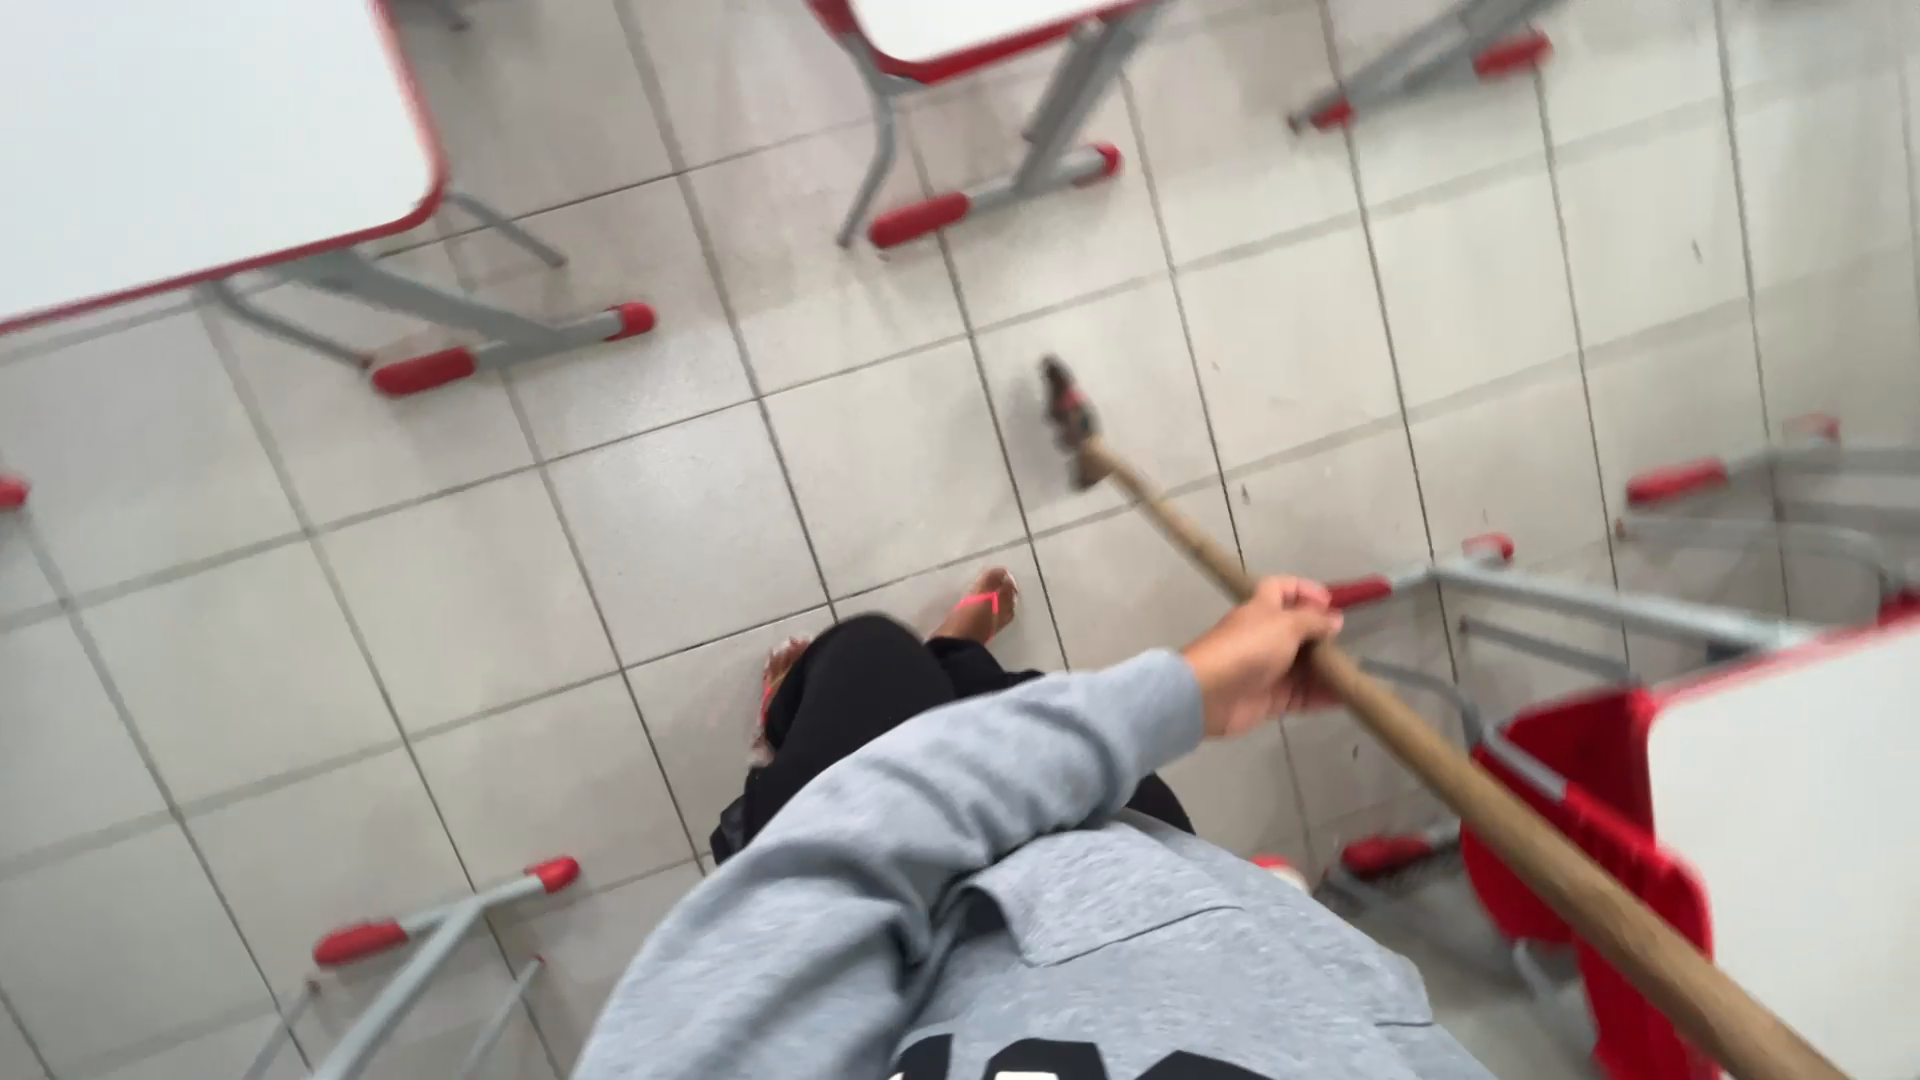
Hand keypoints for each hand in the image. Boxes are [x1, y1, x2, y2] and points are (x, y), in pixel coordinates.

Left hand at [1180, 577, 1343, 738]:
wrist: (1210, 693)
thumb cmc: (1247, 648)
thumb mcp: (1284, 624)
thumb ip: (1311, 621)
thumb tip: (1334, 619)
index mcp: (1260, 610)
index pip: (1279, 588)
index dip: (1303, 589)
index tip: (1329, 602)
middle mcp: (1263, 637)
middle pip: (1296, 631)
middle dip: (1322, 636)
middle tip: (1347, 645)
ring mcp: (1266, 669)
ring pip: (1302, 666)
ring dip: (1327, 669)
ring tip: (1355, 675)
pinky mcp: (1270, 698)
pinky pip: (1302, 695)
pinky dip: (1322, 696)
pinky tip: (1346, 699)